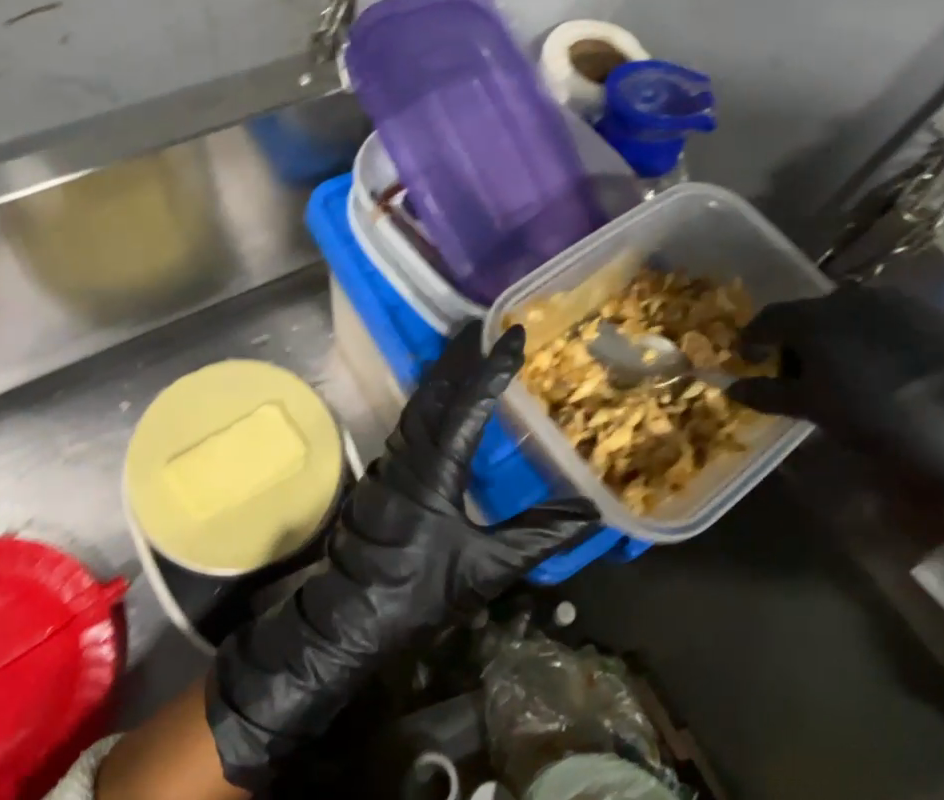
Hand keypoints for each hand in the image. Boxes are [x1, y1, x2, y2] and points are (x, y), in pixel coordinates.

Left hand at [205, 324, 596, 788]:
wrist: (351, 618)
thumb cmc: (421, 592)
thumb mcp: (487, 569)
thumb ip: (538, 535)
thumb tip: (592, 512)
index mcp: (436, 469)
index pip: (468, 403)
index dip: (492, 367)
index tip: (514, 334)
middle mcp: (407, 455)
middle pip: (433, 392)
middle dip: (457, 355)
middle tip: (480, 325)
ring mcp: (387, 465)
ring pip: (416, 407)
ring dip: (440, 377)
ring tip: (464, 354)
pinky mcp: (379, 479)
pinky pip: (408, 426)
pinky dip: (428, 404)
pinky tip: (440, 407)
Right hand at [726, 285, 943, 570]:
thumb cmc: (876, 420)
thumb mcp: (815, 411)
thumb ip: (768, 394)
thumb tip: (732, 387)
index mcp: (814, 318)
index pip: (768, 319)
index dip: (752, 340)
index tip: (746, 358)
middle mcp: (848, 298)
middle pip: (807, 315)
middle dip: (796, 342)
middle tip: (794, 374)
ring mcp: (891, 302)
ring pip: (846, 316)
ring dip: (834, 340)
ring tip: (838, 375)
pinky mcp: (927, 314)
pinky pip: (881, 322)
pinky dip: (868, 340)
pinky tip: (877, 372)